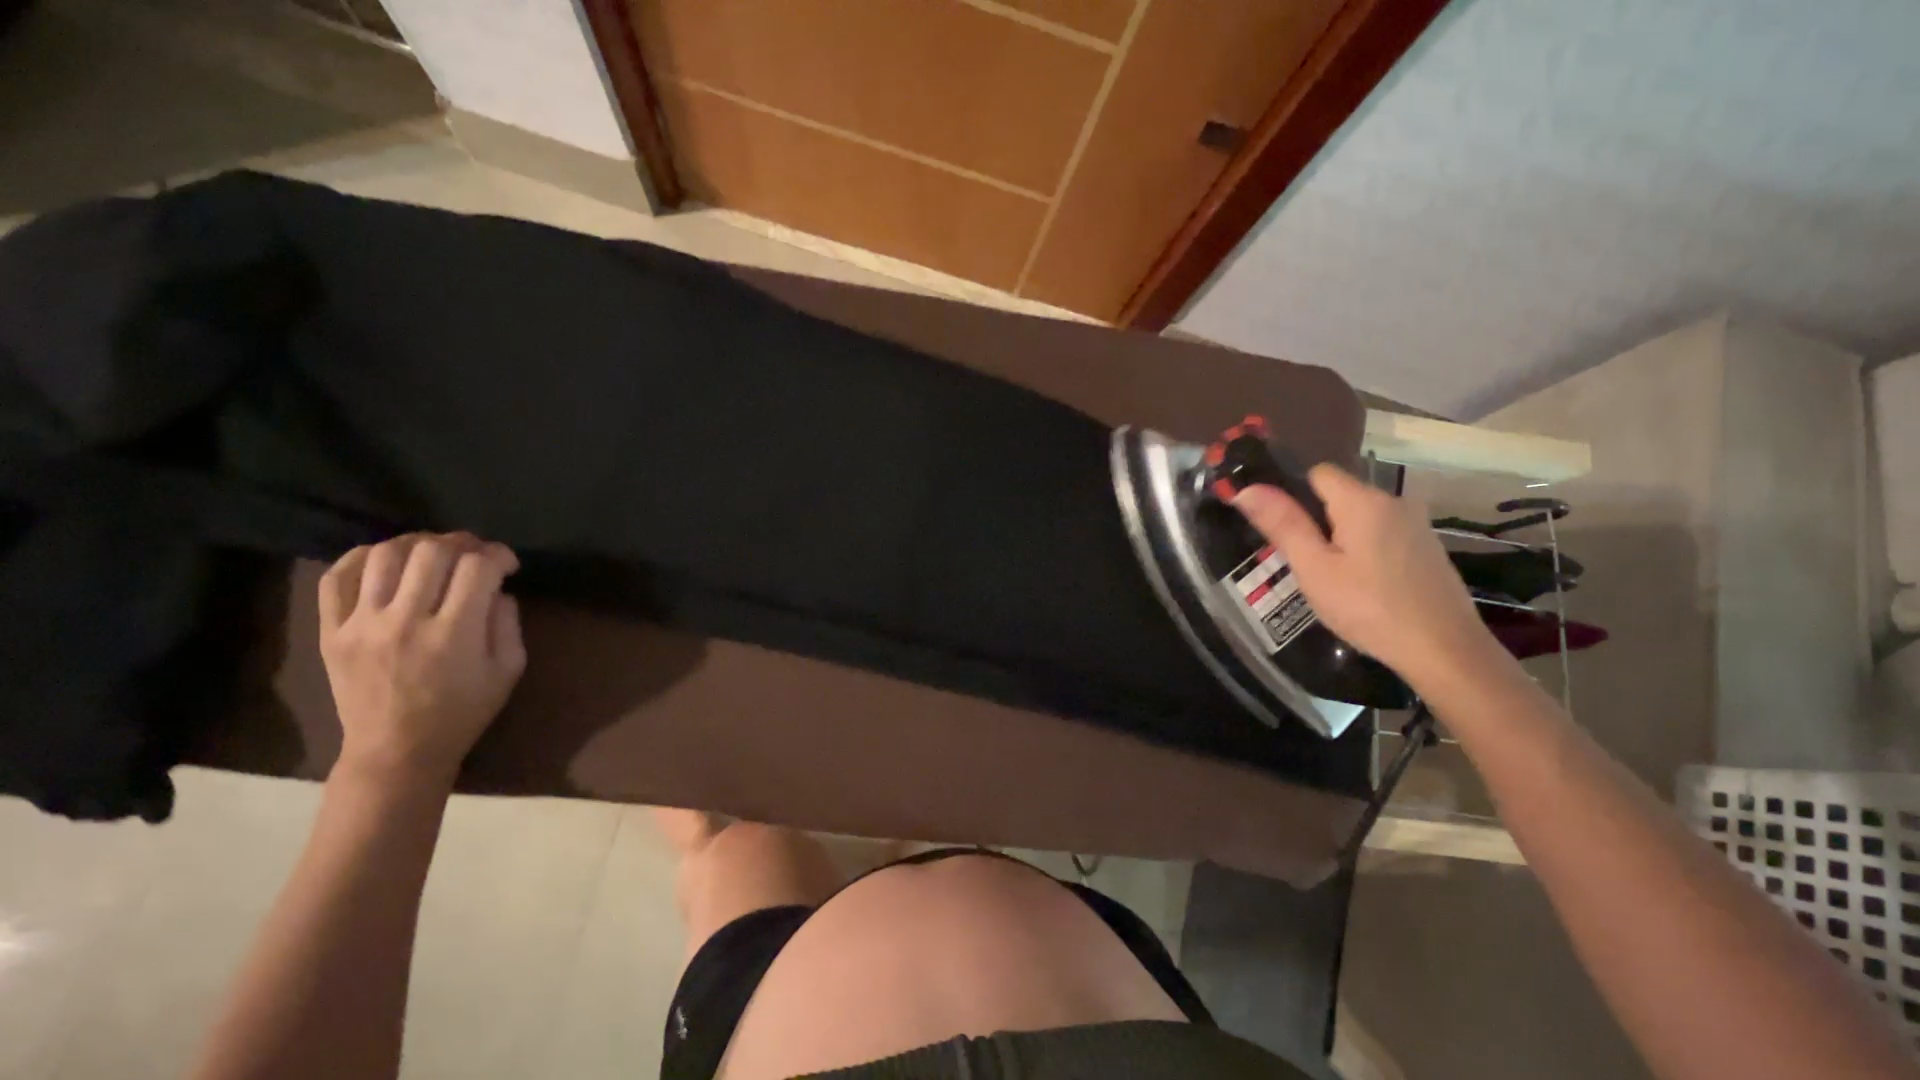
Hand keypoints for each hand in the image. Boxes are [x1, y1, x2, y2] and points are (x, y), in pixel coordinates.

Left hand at [318, 532, 526, 783]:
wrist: (396, 752)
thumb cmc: (461, 714)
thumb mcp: (507, 673)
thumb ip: (508, 624)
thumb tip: (497, 587)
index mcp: (453, 635)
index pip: (478, 567)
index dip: (499, 554)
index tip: (507, 564)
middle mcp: (405, 622)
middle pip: (432, 552)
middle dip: (462, 543)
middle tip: (472, 554)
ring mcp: (361, 625)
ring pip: (385, 555)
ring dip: (416, 544)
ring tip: (431, 553)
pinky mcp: (331, 632)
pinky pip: (336, 577)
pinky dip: (361, 556)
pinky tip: (384, 560)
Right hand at [1232, 464, 1497, 685]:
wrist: (1444, 650)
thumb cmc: (1370, 609)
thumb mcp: (1315, 570)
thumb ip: (1283, 525)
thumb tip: (1246, 488)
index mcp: (1362, 500)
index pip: (1318, 473)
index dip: (1295, 497)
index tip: (1287, 534)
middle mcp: (1393, 501)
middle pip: (1342, 496)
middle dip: (1320, 524)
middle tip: (1308, 568)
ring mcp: (1417, 524)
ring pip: (1364, 519)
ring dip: (1345, 541)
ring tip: (1336, 583)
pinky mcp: (1429, 548)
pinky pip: (1386, 536)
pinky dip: (1370, 553)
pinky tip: (1368, 590)